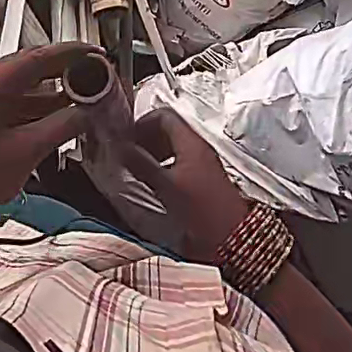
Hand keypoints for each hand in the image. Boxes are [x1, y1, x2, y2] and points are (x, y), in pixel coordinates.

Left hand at [0, 43, 98, 206]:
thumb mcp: (30, 148)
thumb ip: (65, 124)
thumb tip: (89, 109)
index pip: (35, 57)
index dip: (69, 52)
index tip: (92, 52)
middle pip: (34, 63)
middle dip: (67, 64)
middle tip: (95, 66)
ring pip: (32, 77)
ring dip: (60, 80)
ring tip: (87, 86)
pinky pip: (27, 93)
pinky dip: (50, 96)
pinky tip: (69, 103)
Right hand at [118, 108, 248, 263]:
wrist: (231, 235)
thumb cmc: (202, 209)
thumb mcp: (165, 185)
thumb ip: (141, 164)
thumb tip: (120, 148)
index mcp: (191, 142)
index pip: (164, 116)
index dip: (142, 123)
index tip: (127, 138)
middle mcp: (199, 147)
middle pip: (169, 127)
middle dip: (146, 136)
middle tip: (129, 152)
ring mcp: (202, 161)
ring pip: (173, 143)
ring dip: (154, 150)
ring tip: (138, 166)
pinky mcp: (203, 176)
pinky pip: (179, 158)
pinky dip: (163, 162)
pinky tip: (155, 179)